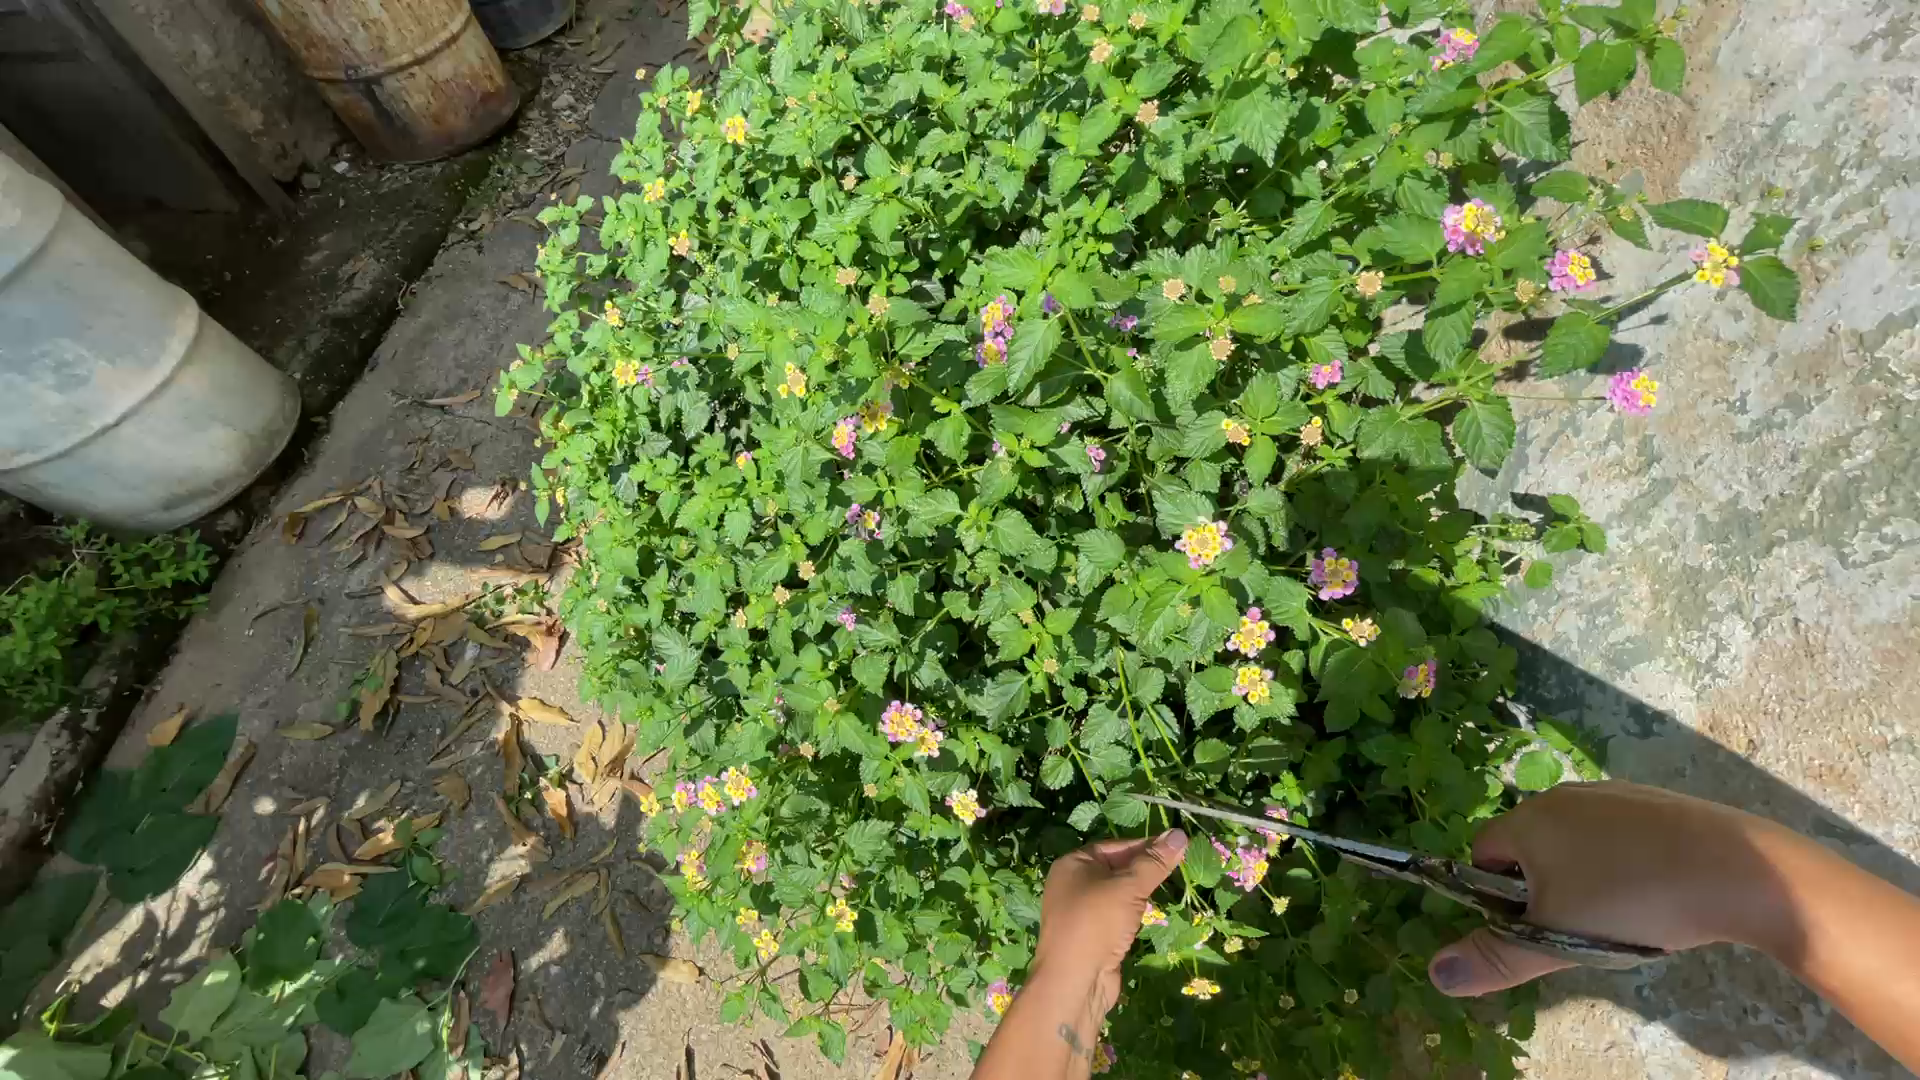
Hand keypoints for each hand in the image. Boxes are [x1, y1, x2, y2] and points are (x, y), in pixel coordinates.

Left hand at [1029, 830, 1188, 1014]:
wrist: (1075, 981)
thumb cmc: (1097, 922)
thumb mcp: (1128, 887)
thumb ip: (1153, 862)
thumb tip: (1179, 833)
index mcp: (1074, 862)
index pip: (1115, 845)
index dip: (1145, 846)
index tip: (1175, 848)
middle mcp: (1073, 882)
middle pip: (1115, 868)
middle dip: (1144, 869)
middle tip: (1177, 868)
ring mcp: (1080, 910)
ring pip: (1116, 893)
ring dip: (1139, 893)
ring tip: (1167, 890)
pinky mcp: (1090, 935)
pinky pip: (1114, 915)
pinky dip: (1132, 914)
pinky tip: (1148, 917)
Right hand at [1428, 780, 1793, 996]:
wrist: (1746, 872)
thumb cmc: (1633, 900)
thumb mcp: (1561, 938)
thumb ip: (1498, 957)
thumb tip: (1437, 975)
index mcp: (1524, 821)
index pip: (1482, 853)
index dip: (1497, 891)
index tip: (1534, 921)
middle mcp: (1555, 798)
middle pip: (1529, 844)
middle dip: (1543, 881)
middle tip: (1581, 922)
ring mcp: (1607, 794)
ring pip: (1574, 836)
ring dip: (1584, 868)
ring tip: (1627, 909)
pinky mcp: (1654, 799)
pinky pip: (1620, 830)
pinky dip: (1628, 855)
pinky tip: (1661, 885)